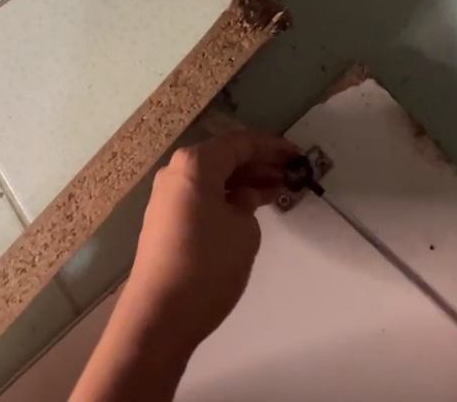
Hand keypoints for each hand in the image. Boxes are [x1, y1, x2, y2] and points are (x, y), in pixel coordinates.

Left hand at [69, 130, 298, 401]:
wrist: (159, 313)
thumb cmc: (207, 264)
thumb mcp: (244, 230)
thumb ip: (248, 203)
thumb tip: (240, 198)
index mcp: (195, 163)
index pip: (239, 143)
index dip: (271, 147)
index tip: (296, 154)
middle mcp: (176, 171)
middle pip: (223, 157)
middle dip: (257, 164)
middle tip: (289, 174)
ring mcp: (167, 196)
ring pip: (212, 178)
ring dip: (243, 182)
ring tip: (275, 191)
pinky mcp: (165, 219)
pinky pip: (201, 195)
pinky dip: (225, 197)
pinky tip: (247, 209)